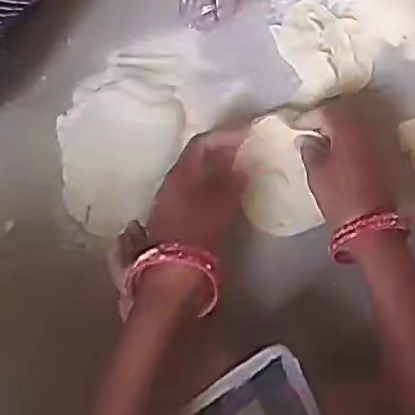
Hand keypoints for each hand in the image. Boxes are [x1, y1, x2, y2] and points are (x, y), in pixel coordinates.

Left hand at [144, 126, 248, 254]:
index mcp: (182, 173)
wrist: (173, 280)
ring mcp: (168, 204)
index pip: (202, 142)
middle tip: (245, 150)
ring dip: (216, 170)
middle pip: (197, 158)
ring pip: (194, 176)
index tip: (247, 134)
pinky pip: (193, 192)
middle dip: (221, 151)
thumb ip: (234, 180)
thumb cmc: (199, 235)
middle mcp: (170, 183)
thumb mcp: (223, 203)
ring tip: (239, 171)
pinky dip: (210, 187)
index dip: (225, 135)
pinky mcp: (171, 223)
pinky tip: (224, 196)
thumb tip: (244, 163)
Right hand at [297, 101, 394, 226]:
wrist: (373, 226)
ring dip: (344, 130)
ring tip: (329, 141)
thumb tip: (305, 138)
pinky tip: (346, 152)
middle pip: (345, 114)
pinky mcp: (390, 155)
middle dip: (329, 120)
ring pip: (359, 125)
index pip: (325, 112)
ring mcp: (381, 140)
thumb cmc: (340, 197)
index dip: (309, 117)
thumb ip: (310, 151)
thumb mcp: (317, 174)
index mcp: (346, 127)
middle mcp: (366, 127)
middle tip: (313, 131)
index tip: (297, 126)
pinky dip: (356, 140)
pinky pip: (369, 138)